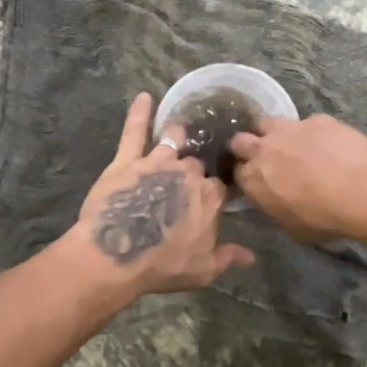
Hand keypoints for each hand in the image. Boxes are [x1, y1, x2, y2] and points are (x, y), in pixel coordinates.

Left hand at [72, 93, 255, 293]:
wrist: (115, 257)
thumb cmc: (162, 266)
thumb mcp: (203, 269)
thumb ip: (228, 257)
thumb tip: (252, 255)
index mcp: (209, 197)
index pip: (217, 187)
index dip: (210, 194)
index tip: (205, 202)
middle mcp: (187, 173)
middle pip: (194, 164)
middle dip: (191, 171)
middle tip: (182, 184)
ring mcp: (157, 162)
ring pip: (172, 141)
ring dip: (176, 139)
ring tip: (177, 135)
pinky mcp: (127, 160)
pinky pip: (135, 131)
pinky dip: (139, 112)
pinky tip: (144, 96)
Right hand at [229, 113, 366, 240]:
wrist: (358, 190)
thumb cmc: (321, 218)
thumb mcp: (289, 224)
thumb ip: (273, 206)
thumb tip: (272, 200)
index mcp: (253, 178)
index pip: (237, 171)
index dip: (247, 174)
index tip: (256, 179)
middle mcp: (264, 149)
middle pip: (241, 139)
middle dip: (249, 146)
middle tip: (266, 156)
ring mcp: (290, 129)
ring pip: (269, 122)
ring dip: (275, 132)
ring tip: (292, 144)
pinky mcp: (316, 119)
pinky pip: (308, 122)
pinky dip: (313, 132)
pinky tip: (327, 143)